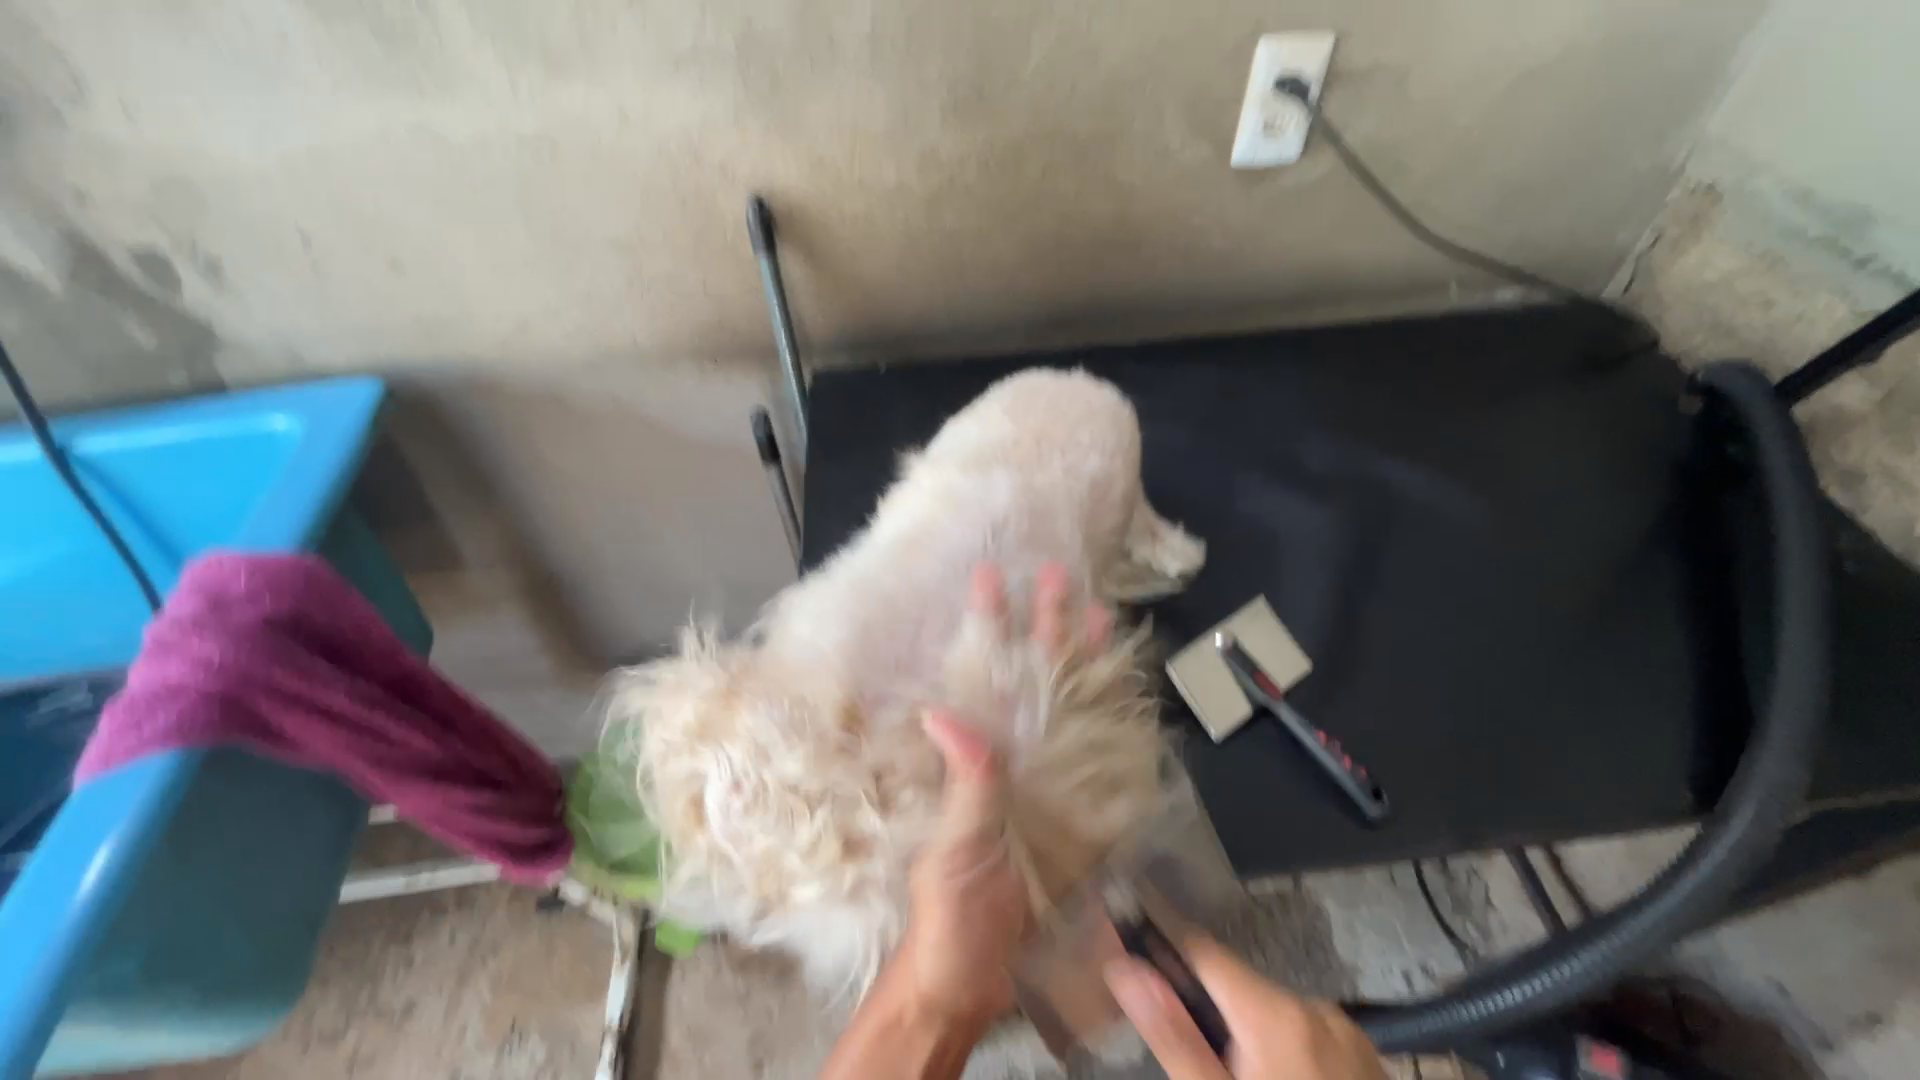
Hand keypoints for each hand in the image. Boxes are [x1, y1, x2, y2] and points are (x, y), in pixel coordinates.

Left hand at [890, 562, 1112, 1024]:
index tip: (992, 578)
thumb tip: (943, 715)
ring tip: (1099, 613)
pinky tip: (1125, 694)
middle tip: (1058, 573)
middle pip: (1037, 680)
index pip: (989, 679)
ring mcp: (1046, 786)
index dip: (991, 628)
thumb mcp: (955, 848)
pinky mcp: (1076, 818)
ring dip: (1084, 661)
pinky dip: (1112, 723)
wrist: (971, 975)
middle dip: (1047, 626)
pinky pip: (1097, 760)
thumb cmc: (951, 910)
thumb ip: (965, 785)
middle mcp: (1014, 760)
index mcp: (980, 759)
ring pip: (1070, 707)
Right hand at [1105, 935, 1387, 1079]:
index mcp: (1274, 1012)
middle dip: (1212, 1012)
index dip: (1163, 939)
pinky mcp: (1370, 1060)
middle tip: (1199, 1061)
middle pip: (1239, 988)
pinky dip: (1287, 1055)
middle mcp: (1315, 1006)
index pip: (1201, 948)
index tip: (1131, 931)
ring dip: (1250, 1036)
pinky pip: (1310, 1039)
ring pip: (1275, 1016)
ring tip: (1242, 1077)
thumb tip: (1123, 966)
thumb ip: (1171, 1034)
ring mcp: (1349, 1034)